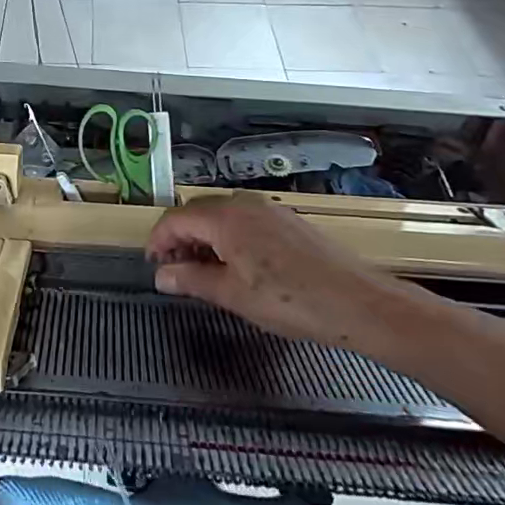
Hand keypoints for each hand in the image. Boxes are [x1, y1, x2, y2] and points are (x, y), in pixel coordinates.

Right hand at [144, 191, 429, 351]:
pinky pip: (246, 220)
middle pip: (199, 212)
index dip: (158, 240)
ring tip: (201, 271)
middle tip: (173, 272)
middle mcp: (246, 204)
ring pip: (223, 215)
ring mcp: (270, 210)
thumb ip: (193, 280)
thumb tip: (162, 274)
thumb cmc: (289, 300)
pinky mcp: (288, 220)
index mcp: (227, 218)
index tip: (151, 265)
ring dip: (205, 238)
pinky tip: (235, 264)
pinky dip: (229, 237)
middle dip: (180, 238)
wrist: (353, 300)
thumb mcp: (233, 295)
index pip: (177, 218)